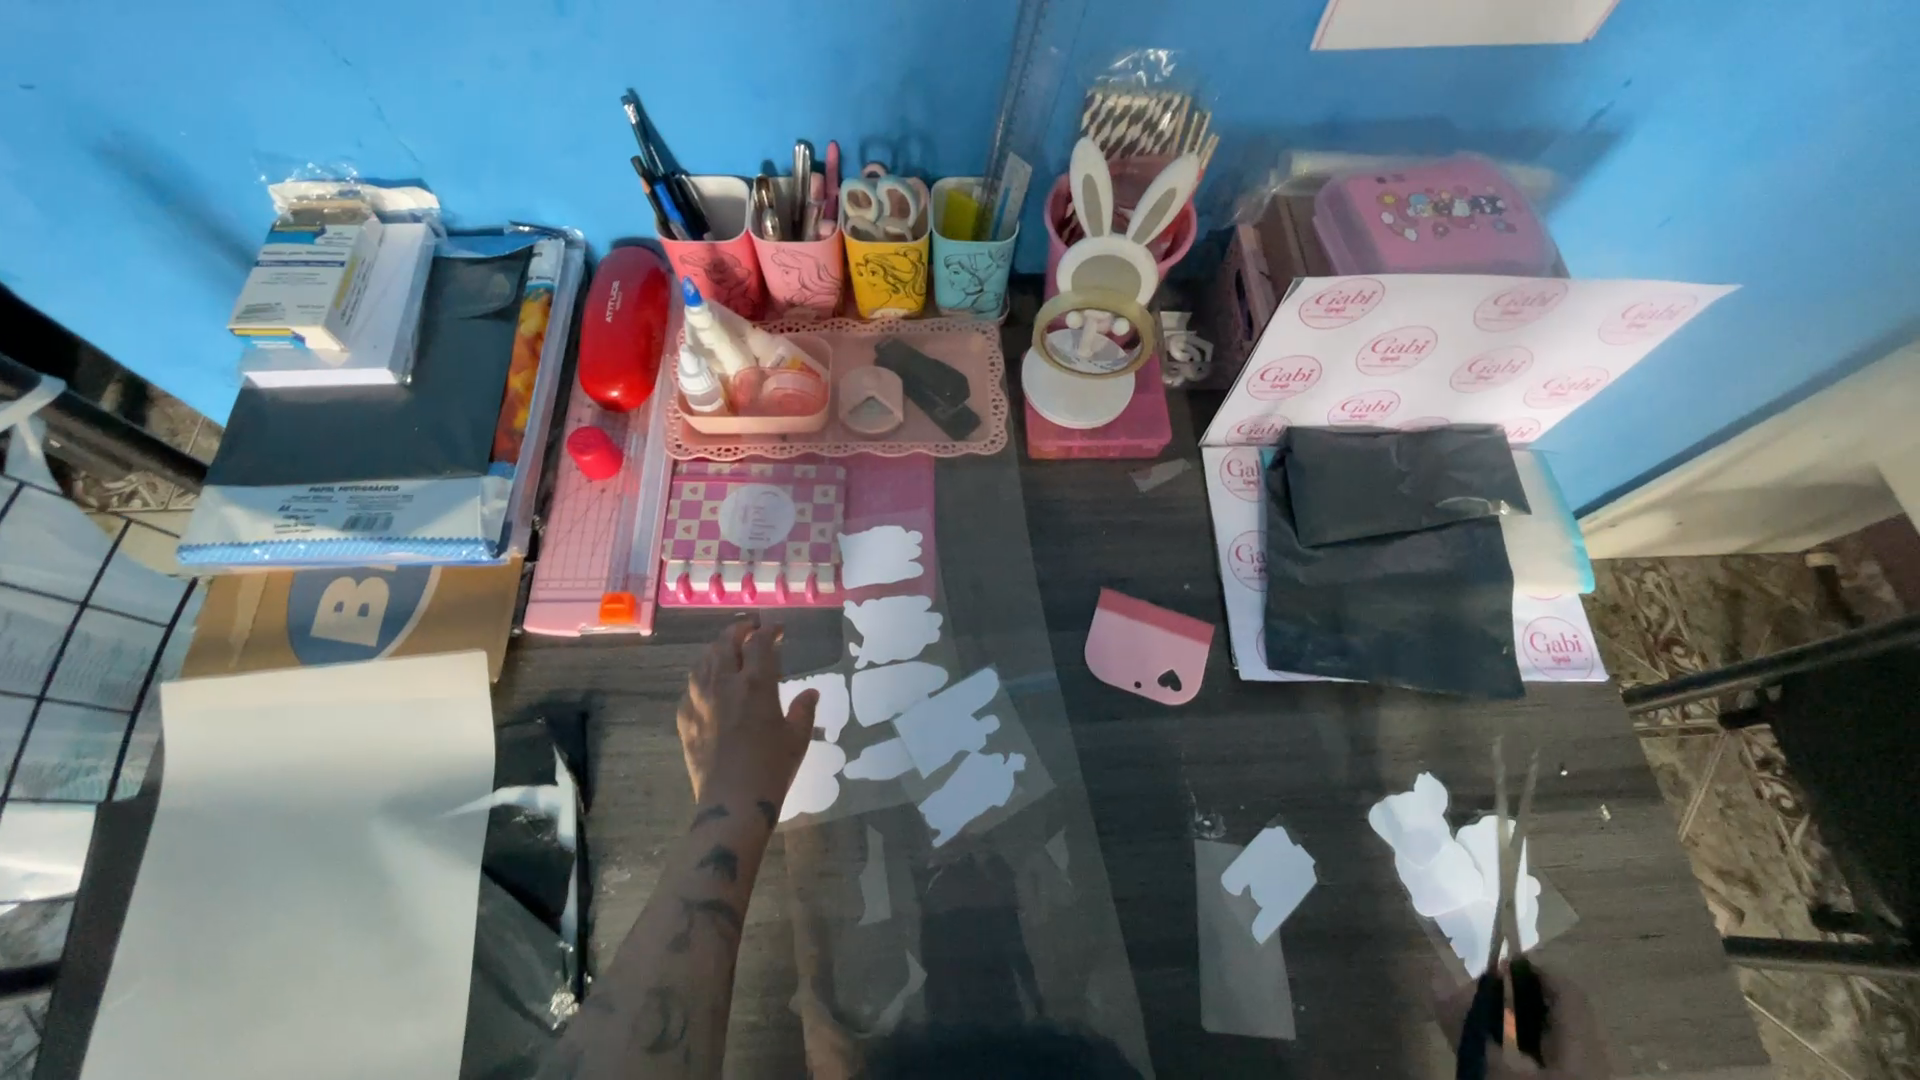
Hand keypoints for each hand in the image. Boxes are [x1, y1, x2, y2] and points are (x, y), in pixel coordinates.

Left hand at [677, 618, 818, 806]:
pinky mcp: (685, 718)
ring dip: (718, 649)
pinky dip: (702, 676)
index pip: (761, 643)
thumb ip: (804, 710)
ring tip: (728, 649)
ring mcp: (700, 700)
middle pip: (727, 643)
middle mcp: (725, 684)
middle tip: (751, 628)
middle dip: (740, 629)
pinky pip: (691, 687)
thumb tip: (811, 692)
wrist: (732, 802)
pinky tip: (708, 683)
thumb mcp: (797, 737)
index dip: (770, 630)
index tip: (778, 629)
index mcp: (756, 684)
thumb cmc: (772, 768)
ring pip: (704, 661)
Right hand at [1435, 965, 1609, 1078]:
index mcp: (1584, 1050)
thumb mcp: (1492, 1071)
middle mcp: (1596, 1062)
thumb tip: (1435, 977)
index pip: (1566, 990)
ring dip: (1518, 1028)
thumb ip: (1463, 1024)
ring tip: (1484, 1032)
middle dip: (1516, 1002)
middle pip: (1558, 1014)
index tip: (1492, 970)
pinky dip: (1525, 1053)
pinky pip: (1554, 1062)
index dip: (1530, 971)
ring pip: (1555, 1040)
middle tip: (1479, 1002)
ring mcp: (1588, 1079)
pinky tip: (1501, 1061)